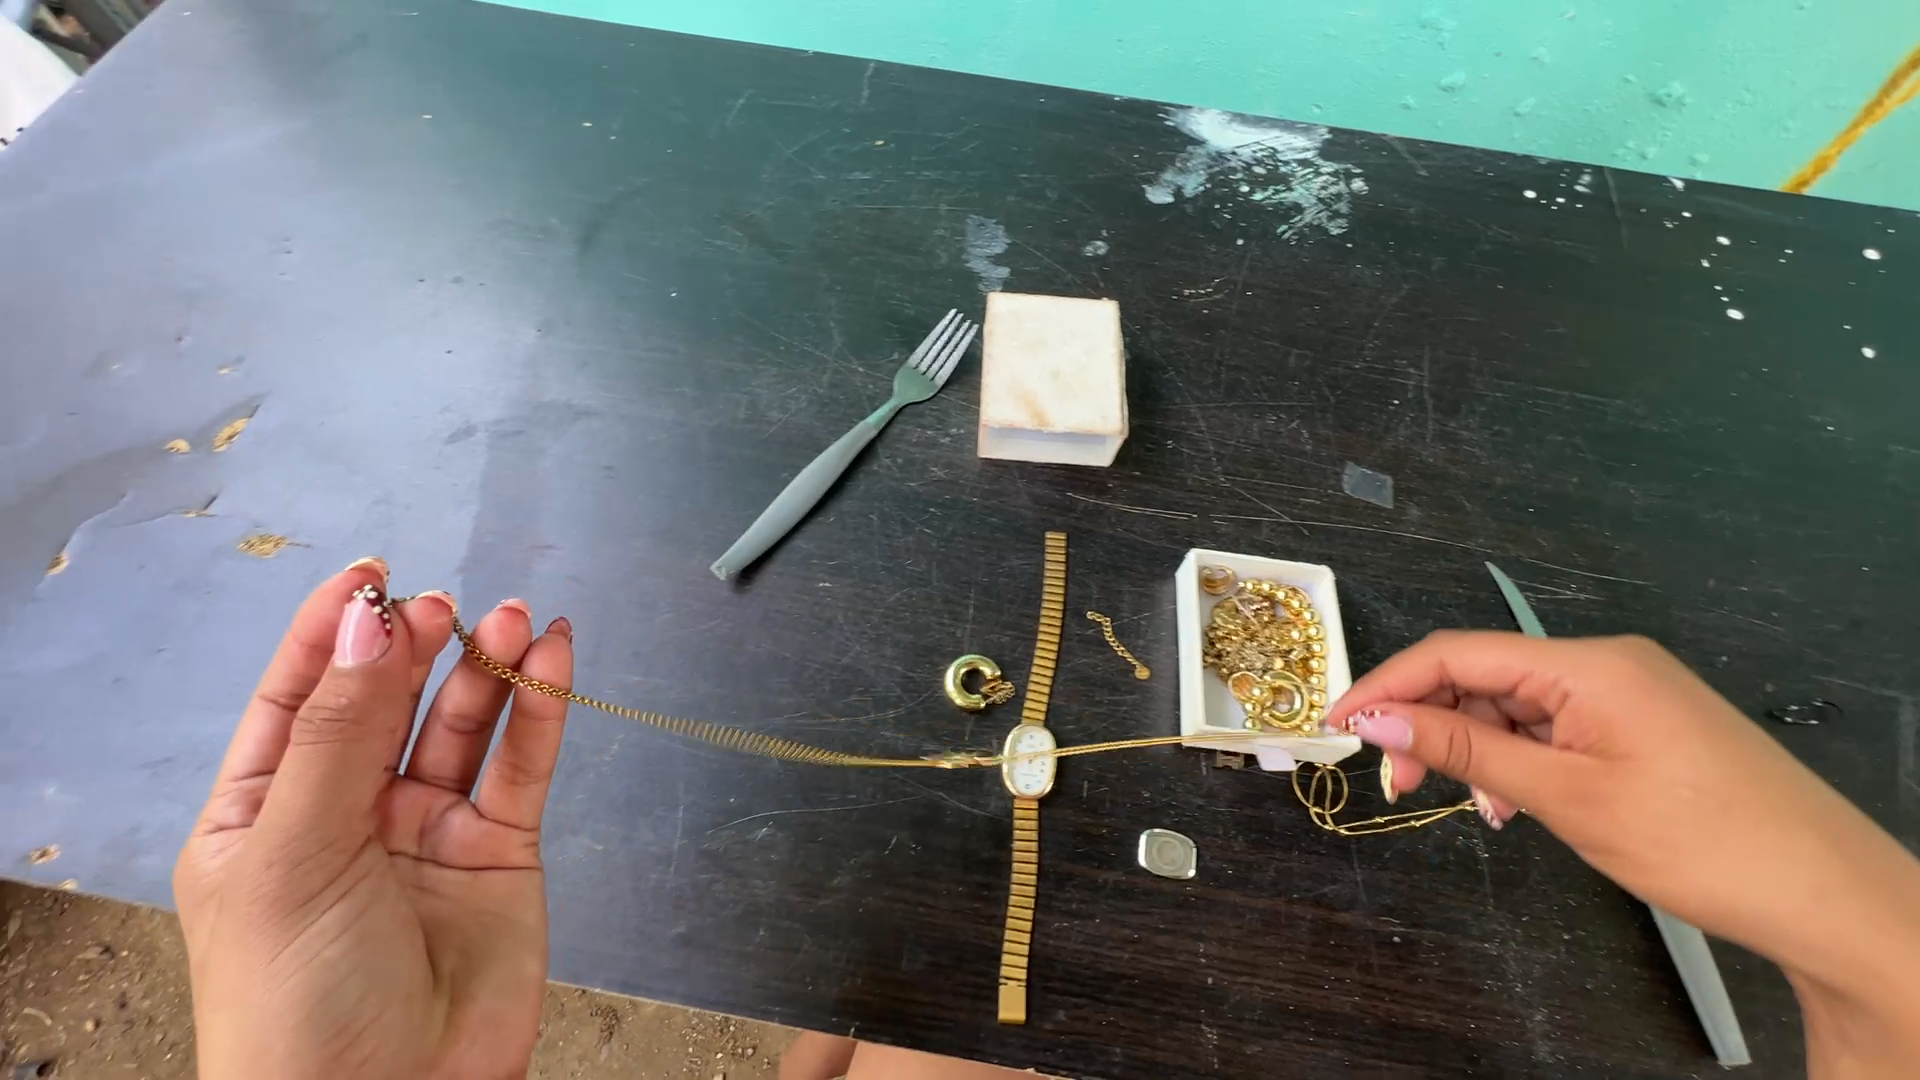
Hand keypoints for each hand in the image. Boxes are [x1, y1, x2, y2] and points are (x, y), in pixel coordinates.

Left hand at [174, 559, 572, 1079]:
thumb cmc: (300, 995)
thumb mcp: (293, 857)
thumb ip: (338, 736)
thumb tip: (363, 626)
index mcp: (269, 811)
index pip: (299, 698)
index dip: (330, 632)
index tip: (370, 573)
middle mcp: (352, 806)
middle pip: (391, 702)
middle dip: (417, 648)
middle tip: (445, 609)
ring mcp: (434, 822)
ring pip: (466, 723)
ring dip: (492, 667)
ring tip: (517, 619)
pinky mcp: (505, 840)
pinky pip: (524, 761)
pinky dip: (543, 706)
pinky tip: (556, 655)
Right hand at [1328, 632, 1919, 1075]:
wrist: (1850, 912)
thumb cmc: (1702, 845)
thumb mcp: (1564, 796)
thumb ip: (1460, 747)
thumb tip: (1369, 719)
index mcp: (1587, 664)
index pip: (1454, 653)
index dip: (1386, 684)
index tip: (1338, 724)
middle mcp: (1601, 664)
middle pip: (1479, 677)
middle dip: (1429, 724)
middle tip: (1401, 783)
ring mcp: (1622, 695)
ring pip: (1508, 706)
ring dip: (1471, 748)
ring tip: (1466, 804)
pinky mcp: (1635, 726)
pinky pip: (1546, 729)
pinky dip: (1513, 760)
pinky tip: (1512, 804)